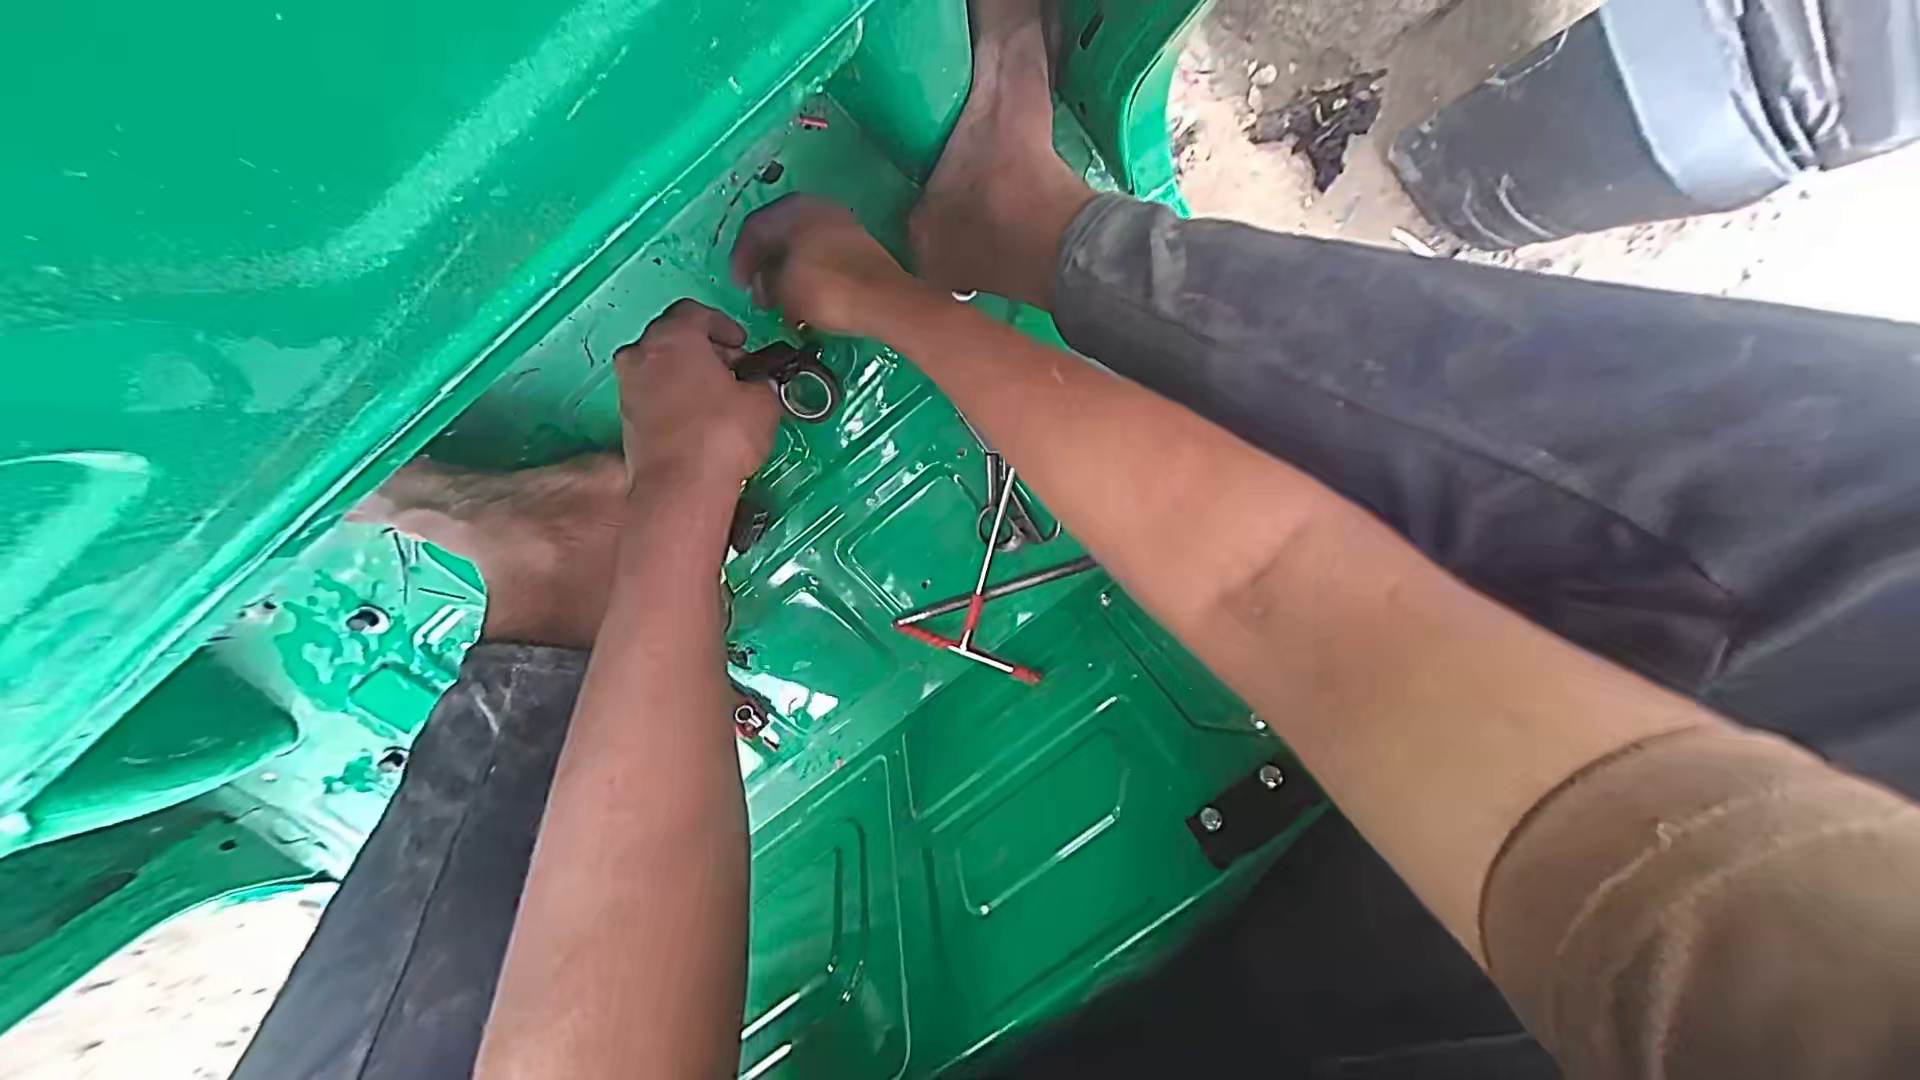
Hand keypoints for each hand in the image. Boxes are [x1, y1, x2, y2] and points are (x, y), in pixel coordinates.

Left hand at [614, 300, 781, 488]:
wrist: (684, 486)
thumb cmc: (720, 437)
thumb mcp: (762, 402)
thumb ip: (762, 383)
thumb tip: (761, 386)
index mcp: (673, 338)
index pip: (695, 312)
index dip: (723, 324)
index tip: (740, 341)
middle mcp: (642, 356)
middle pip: (674, 338)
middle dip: (706, 350)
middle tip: (735, 368)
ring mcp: (630, 388)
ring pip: (662, 366)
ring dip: (690, 374)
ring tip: (722, 396)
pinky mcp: (629, 419)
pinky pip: (656, 395)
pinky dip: (678, 398)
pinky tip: (704, 418)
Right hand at [732, 195, 925, 337]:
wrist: (885, 301)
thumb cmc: (828, 290)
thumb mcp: (785, 291)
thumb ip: (767, 286)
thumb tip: (765, 287)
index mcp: (793, 209)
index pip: (755, 228)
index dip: (741, 259)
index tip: (739, 285)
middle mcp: (818, 208)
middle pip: (781, 235)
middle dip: (766, 266)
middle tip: (760, 295)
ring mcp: (844, 226)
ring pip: (804, 248)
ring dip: (789, 273)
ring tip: (783, 301)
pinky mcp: (862, 249)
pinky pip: (825, 259)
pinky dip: (812, 276)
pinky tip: (810, 298)